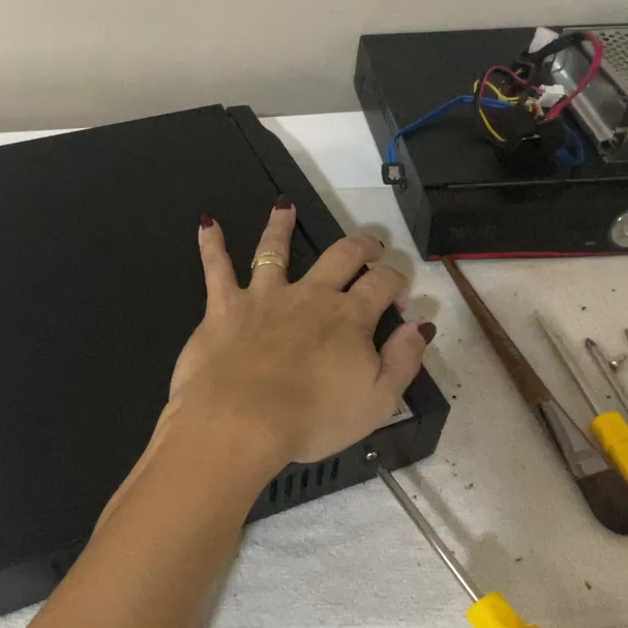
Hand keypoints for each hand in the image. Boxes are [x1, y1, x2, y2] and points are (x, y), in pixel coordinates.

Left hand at [163, 199, 433, 471]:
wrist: (240, 422)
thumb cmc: (313, 419)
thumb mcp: (378, 401)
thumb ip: (404, 360)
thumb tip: (421, 325)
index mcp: (350, 318)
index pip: (382, 284)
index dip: (396, 282)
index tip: (400, 292)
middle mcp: (310, 296)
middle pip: (340, 256)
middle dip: (360, 246)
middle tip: (371, 244)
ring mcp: (264, 297)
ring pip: (275, 250)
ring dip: (281, 225)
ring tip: (285, 206)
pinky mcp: (224, 306)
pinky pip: (216, 268)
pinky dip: (211, 245)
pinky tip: (207, 224)